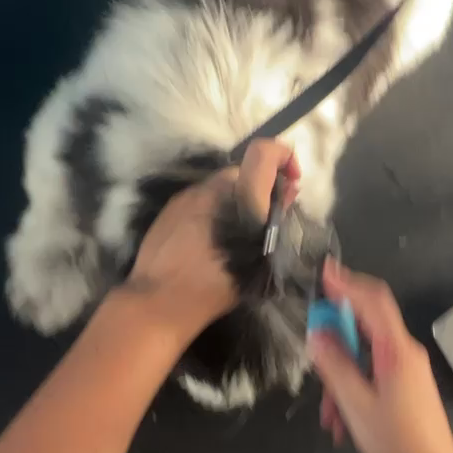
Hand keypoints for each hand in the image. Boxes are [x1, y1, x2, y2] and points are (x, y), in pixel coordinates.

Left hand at [121, 139, 299, 329]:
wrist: (161, 300)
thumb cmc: (217, 287)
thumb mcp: (259, 260)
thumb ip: (276, 220)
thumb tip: (287, 191)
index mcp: (240, 199)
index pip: (264, 152)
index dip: (283, 156)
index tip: (291, 180)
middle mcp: (213, 187)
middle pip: (245, 171)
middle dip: (261, 188)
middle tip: (267, 220)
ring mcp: (189, 194)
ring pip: (223, 186)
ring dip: (237, 200)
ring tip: (237, 234)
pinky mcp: (171, 205)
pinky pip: (202, 198)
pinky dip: (215, 210)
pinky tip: (211, 239)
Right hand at [310, 261, 452, 452]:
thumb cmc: (395, 441)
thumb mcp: (355, 403)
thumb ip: (334, 366)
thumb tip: (318, 334)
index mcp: (396, 350)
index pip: (372, 301)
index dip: (347, 283)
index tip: (323, 272)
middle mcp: (405, 353)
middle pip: (365, 328)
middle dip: (335, 345)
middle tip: (314, 361)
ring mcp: (407, 370)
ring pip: (364, 359)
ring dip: (341, 381)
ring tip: (329, 416)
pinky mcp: (406, 387)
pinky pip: (373, 376)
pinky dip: (354, 392)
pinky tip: (342, 424)